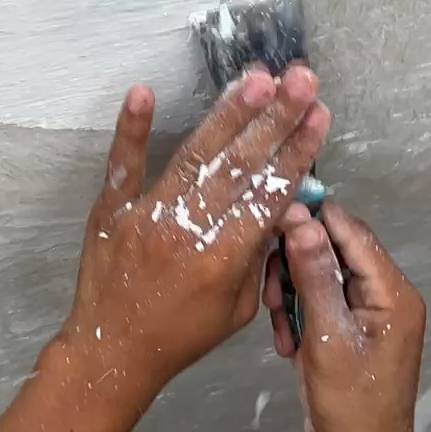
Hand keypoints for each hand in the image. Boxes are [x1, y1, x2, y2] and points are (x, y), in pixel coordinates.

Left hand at [56, 64, 330, 400]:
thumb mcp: (237, 310)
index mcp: (222, 259)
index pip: (268, 194)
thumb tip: (277, 207)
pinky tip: (143, 91)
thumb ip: (257, 256)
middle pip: (239, 165)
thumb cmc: (180, 336)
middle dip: (275, 118)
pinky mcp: (111, 208)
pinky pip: (123, 163)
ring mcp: (145, 215)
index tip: (319, 115)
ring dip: (228, 114)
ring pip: (194, 156)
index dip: (297, 151)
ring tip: (256, 78)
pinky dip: (133, 127)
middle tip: (300, 78)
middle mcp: (187, 230)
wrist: (112, 352)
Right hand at [265, 202, 426, 431]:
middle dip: (294, 264)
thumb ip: (314, 274)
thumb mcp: (327, 336)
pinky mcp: (351, 327)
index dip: (310, 218)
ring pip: (319, 274)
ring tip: (277, 323)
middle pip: (332, 249)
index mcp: (392, 290)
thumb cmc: (350, 404)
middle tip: (269, 291)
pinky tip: (287, 342)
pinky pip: (319, 300)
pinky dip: (297, 314)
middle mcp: (385, 293)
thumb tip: (301, 219)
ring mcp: (368, 311)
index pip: (350, 230)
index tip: (269, 217)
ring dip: (291, 292)